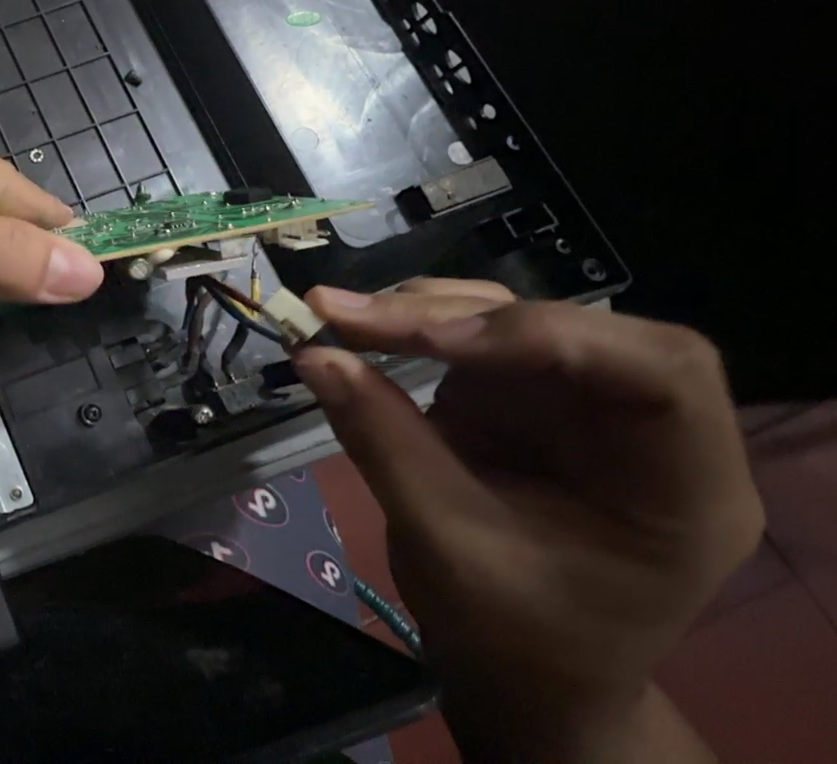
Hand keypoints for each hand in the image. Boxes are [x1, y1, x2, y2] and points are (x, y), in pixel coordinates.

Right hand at [293, 280, 761, 760]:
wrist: (523, 679)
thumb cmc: (511, 635)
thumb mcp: (443, 542)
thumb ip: (382, 441)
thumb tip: (312, 353)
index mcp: (680, 486)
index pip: (657, 372)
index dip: (545, 336)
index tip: (428, 340)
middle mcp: (640, 429)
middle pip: (568, 332)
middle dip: (452, 316)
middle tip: (343, 312)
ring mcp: (579, 410)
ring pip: (512, 324)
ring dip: (423, 313)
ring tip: (337, 314)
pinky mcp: (524, 404)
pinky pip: (473, 344)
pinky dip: (413, 331)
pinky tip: (360, 330)